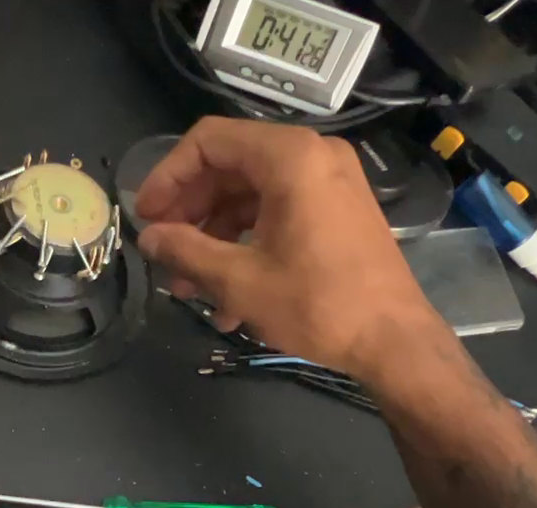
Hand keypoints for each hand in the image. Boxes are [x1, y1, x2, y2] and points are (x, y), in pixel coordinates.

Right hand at [135, 117, 445, 381]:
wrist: (390, 338)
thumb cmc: (315, 304)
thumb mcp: (238, 281)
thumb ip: (186, 251)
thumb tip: (148, 238)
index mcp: (289, 158)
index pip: (209, 141)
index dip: (168, 177)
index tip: (146, 218)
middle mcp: (311, 156)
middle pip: (228, 168)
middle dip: (189, 213)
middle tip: (163, 254)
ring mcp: (326, 183)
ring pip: (248, 197)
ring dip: (212, 239)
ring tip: (188, 288)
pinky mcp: (333, 212)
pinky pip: (274, 215)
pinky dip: (244, 246)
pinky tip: (226, 297)